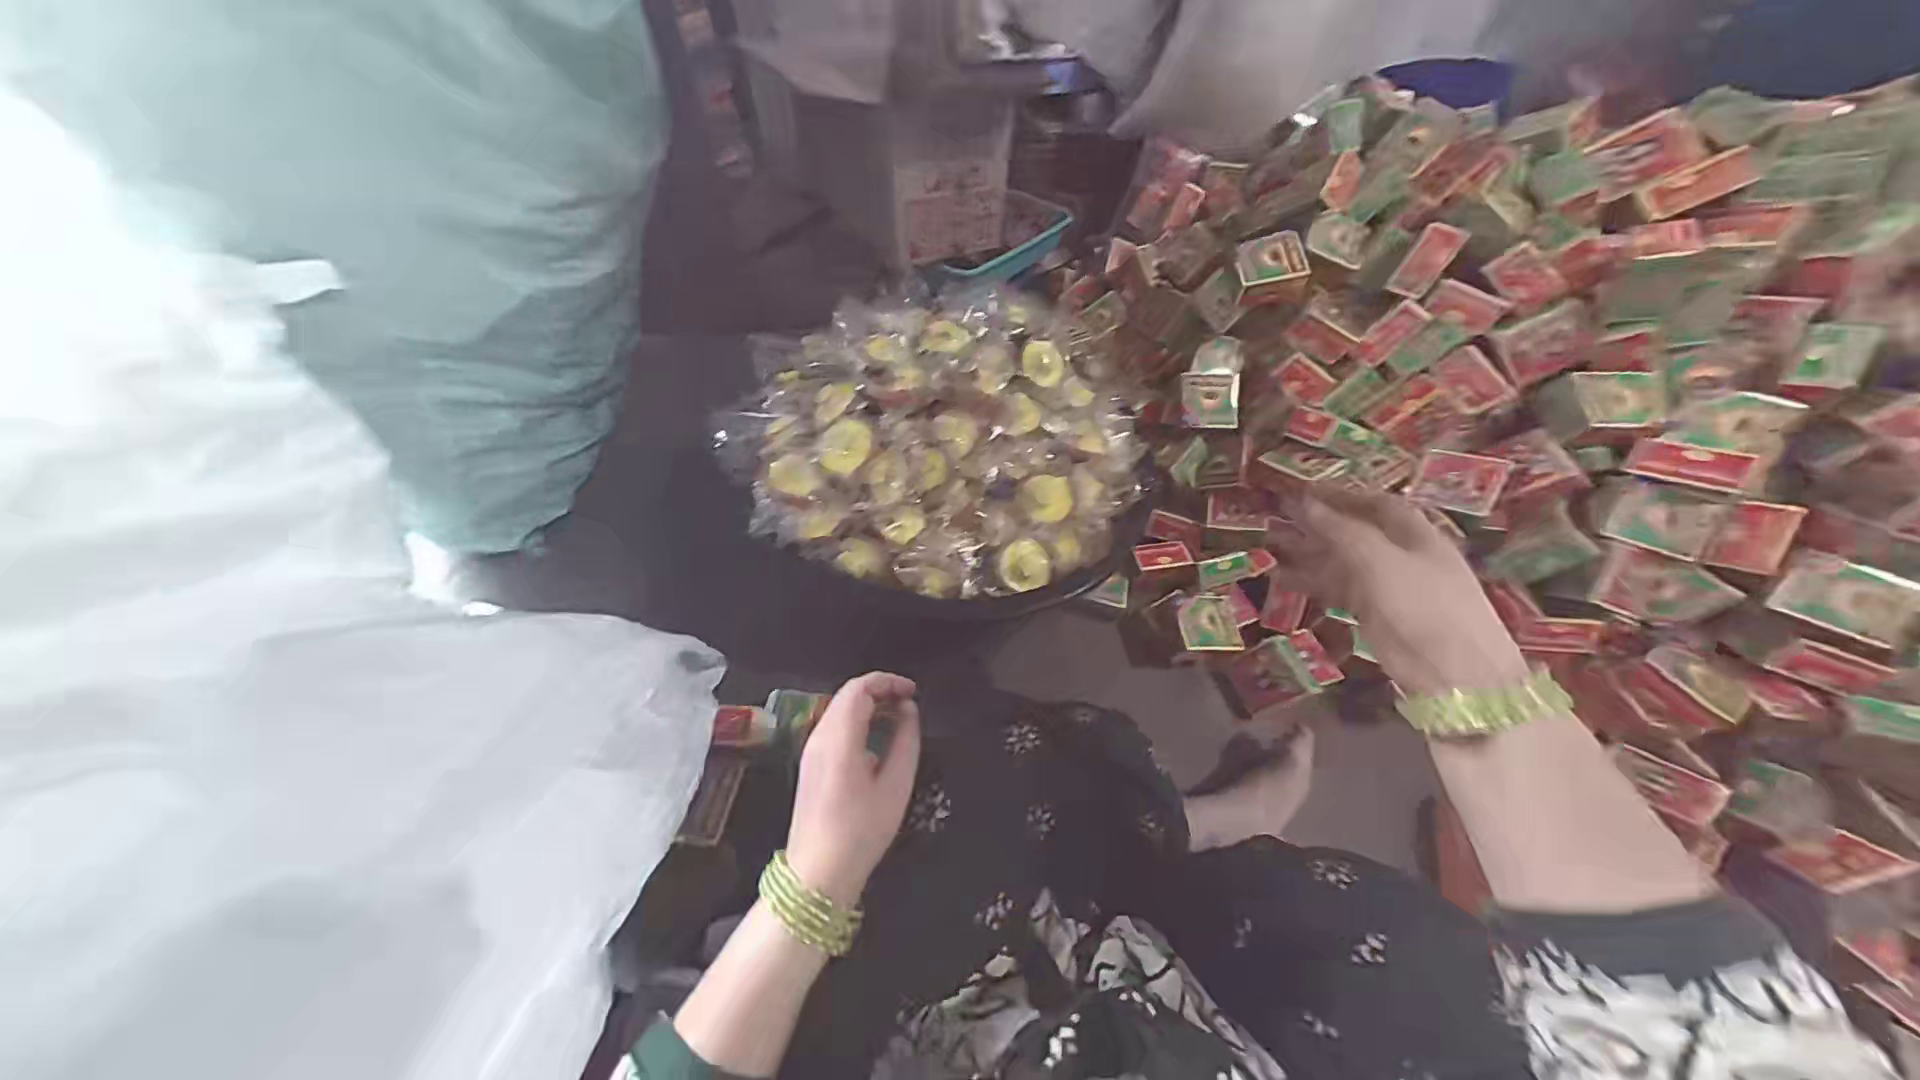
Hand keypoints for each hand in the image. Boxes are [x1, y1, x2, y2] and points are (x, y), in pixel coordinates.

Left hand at [785, 672, 922, 905]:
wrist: (818, 874)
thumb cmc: (860, 832)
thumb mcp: (895, 785)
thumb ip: (905, 740)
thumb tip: (908, 711)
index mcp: (839, 739)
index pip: (859, 688)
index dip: (888, 681)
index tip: (912, 691)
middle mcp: (819, 737)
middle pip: (847, 694)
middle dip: (879, 689)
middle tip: (908, 701)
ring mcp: (811, 750)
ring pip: (839, 708)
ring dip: (868, 703)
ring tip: (898, 716)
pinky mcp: (810, 763)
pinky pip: (834, 726)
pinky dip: (857, 719)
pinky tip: (877, 736)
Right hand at [1277, 485, 1528, 695]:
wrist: (1452, 671)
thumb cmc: (1425, 605)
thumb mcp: (1381, 560)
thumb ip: (1342, 531)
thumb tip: (1305, 502)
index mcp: (1414, 534)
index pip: (1375, 504)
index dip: (1340, 495)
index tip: (1303, 489)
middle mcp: (1398, 555)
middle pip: (1352, 530)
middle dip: (1316, 522)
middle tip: (1276, 514)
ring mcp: (1384, 584)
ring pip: (1338, 560)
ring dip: (1305, 551)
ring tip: (1268, 543)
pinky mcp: (1370, 611)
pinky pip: (1333, 588)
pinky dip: (1307, 581)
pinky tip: (1279, 577)